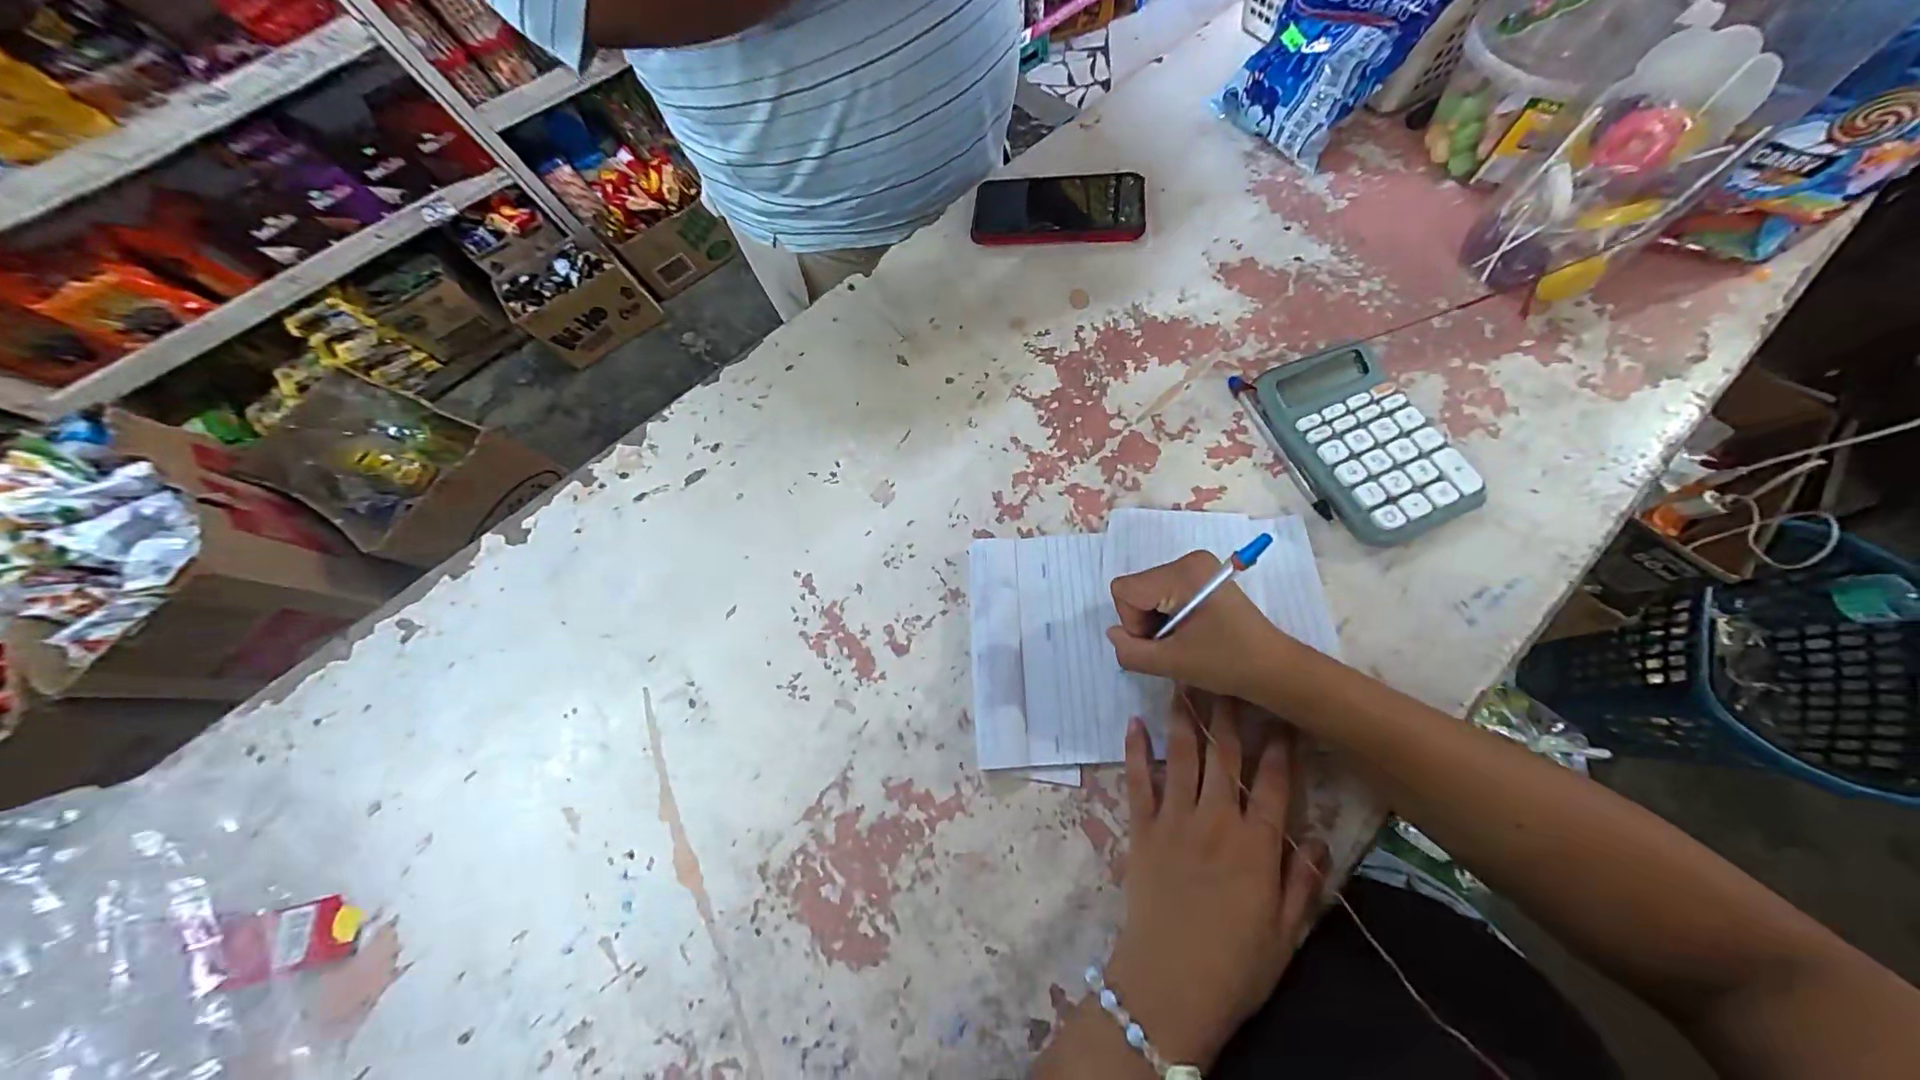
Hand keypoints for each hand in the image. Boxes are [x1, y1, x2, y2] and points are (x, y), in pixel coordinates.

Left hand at [1103, 691, 1325, 1069]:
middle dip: (1230, 712)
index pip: (1274, 782)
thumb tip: (1324, 842)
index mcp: (1258, 845)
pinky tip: (1134, 723)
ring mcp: (1175, 820)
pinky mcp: (1142, 828)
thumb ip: (1305, 884)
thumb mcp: (1288, 934)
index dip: (1281, 745)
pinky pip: (1139, 781)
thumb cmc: (1236, 966)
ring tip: (1185, 682)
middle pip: (1226, 756)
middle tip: (1229, 674)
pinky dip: (1136, 751)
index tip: (1283, 712)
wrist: (1170, 985)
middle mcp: (1217, 820)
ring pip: (1182, 757)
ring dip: (1185, 717)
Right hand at [1107, 551, 1303, 704]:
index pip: (1125, 591)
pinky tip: (1189, 634)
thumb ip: (1131, 651)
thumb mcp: (1172, 663)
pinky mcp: (1202, 579)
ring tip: (1183, 642)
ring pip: (1148, 593)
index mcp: (1182, 573)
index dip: (1132, 622)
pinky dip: (1167, 617)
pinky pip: (1164, 594)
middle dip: (1144, 622)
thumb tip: (1113, 634)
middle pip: (1136, 590)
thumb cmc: (1228, 663)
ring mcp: (1197, 568)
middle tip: (1172, 647)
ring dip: (1155, 622)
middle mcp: (1188, 561)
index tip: (1160, 644)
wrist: (1275, 668)